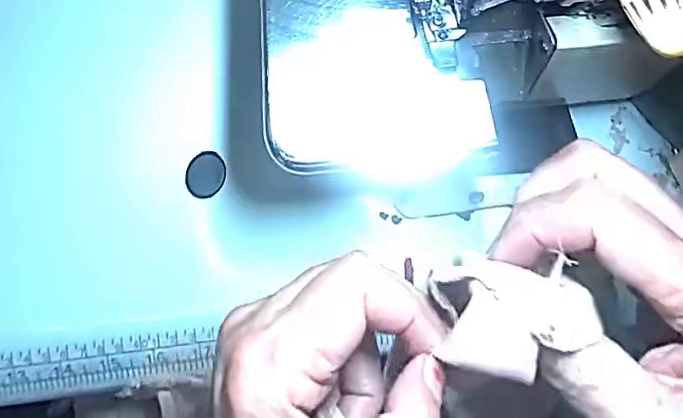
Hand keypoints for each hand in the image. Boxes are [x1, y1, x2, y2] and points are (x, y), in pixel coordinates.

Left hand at [216, 252, 448, 417]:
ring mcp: (245, 328)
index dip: (411, 310)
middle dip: (389, 332)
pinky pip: (313, 317)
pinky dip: (339, 355)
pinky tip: (331, 405)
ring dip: (364, 350)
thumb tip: (430, 365)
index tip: (437, 352)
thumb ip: (407, 414)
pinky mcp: (249, 338)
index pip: (358, 278)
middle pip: (346, 279)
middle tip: (410, 386)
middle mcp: (249, 328)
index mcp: (268, 357)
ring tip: (356, 415)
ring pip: (334, 295)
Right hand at [489, 140, 682, 417]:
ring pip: (601, 170)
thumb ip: (579, 363)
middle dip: (536, 202)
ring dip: (548, 201)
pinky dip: (566, 214)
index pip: (601, 210)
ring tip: (526, 257)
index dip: (534, 225)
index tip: (497, 268)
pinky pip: (611, 196)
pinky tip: (555, 259)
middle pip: (598, 169)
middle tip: (507, 260)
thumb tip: (508, 303)